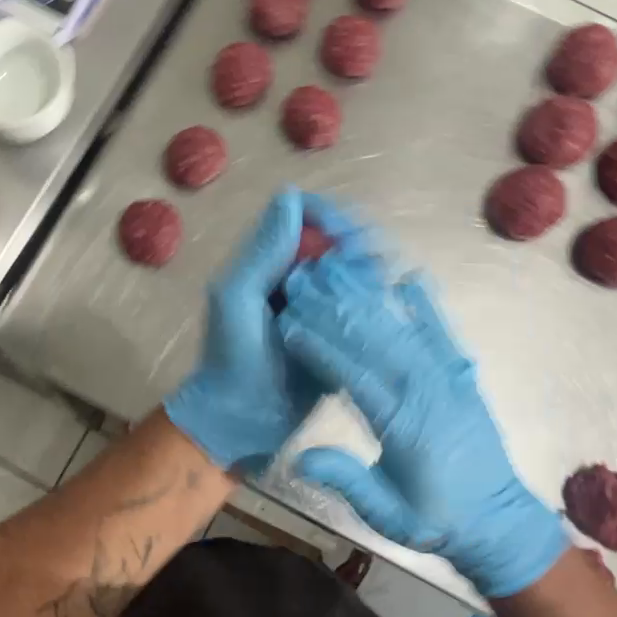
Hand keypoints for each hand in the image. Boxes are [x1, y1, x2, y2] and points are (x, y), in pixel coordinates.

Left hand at [164, 189, 378, 473]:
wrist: (244, 421)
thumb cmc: (233, 358)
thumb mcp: (239, 298)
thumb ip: (263, 250)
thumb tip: (291, 195)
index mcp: (267, 262)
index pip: (304, 216)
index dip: (329, 218)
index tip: (348, 238)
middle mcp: (294, 275)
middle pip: (335, 238)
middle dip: (356, 244)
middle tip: (372, 266)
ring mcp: (316, 303)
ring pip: (353, 268)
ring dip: (369, 271)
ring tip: (378, 289)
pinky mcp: (335, 331)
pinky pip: (361, 303)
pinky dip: (374, 300)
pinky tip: (383, 308)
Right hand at [278, 263, 566, 597]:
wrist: (499, 521)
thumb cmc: (437, 520)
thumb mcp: (388, 515)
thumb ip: (348, 482)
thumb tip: (300, 455)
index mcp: (404, 425)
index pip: (354, 374)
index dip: (320, 346)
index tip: (289, 322)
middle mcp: (426, 392)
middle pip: (376, 339)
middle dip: (336, 308)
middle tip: (303, 281)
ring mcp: (449, 380)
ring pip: (403, 329)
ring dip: (368, 298)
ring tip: (337, 272)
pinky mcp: (463, 377)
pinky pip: (443, 334)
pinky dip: (426, 306)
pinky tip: (406, 279)